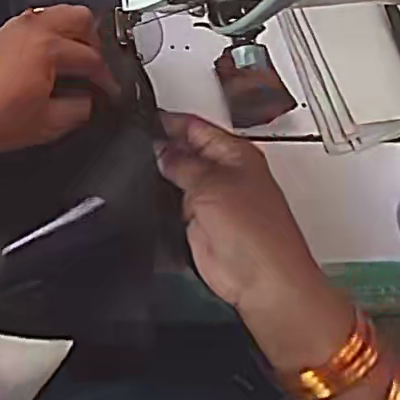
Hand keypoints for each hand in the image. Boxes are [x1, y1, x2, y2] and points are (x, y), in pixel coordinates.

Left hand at [0, 6, 119, 169]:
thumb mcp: (50, 123)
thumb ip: (80, 108)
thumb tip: (89, 101)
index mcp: (48, 46)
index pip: (91, 58)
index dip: (107, 79)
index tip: (110, 92)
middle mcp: (32, 29)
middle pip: (81, 19)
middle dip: (96, 43)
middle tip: (98, 68)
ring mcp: (15, 28)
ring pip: (59, 14)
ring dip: (75, 33)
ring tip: (79, 61)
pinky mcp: (2, 34)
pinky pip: (38, 21)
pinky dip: (52, 33)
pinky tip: (51, 58)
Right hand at [155, 112, 327, 312]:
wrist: (260, 282)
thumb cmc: (258, 234)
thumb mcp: (210, 184)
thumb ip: (180, 163)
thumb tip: (160, 150)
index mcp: (235, 153)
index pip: (196, 126)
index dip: (170, 121)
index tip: (146, 118)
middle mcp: (224, 174)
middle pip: (186, 151)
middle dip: (164, 148)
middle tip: (138, 144)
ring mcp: (212, 199)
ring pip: (178, 177)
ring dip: (163, 176)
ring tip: (142, 170)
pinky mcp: (199, 223)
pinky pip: (173, 205)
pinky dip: (161, 201)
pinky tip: (149, 196)